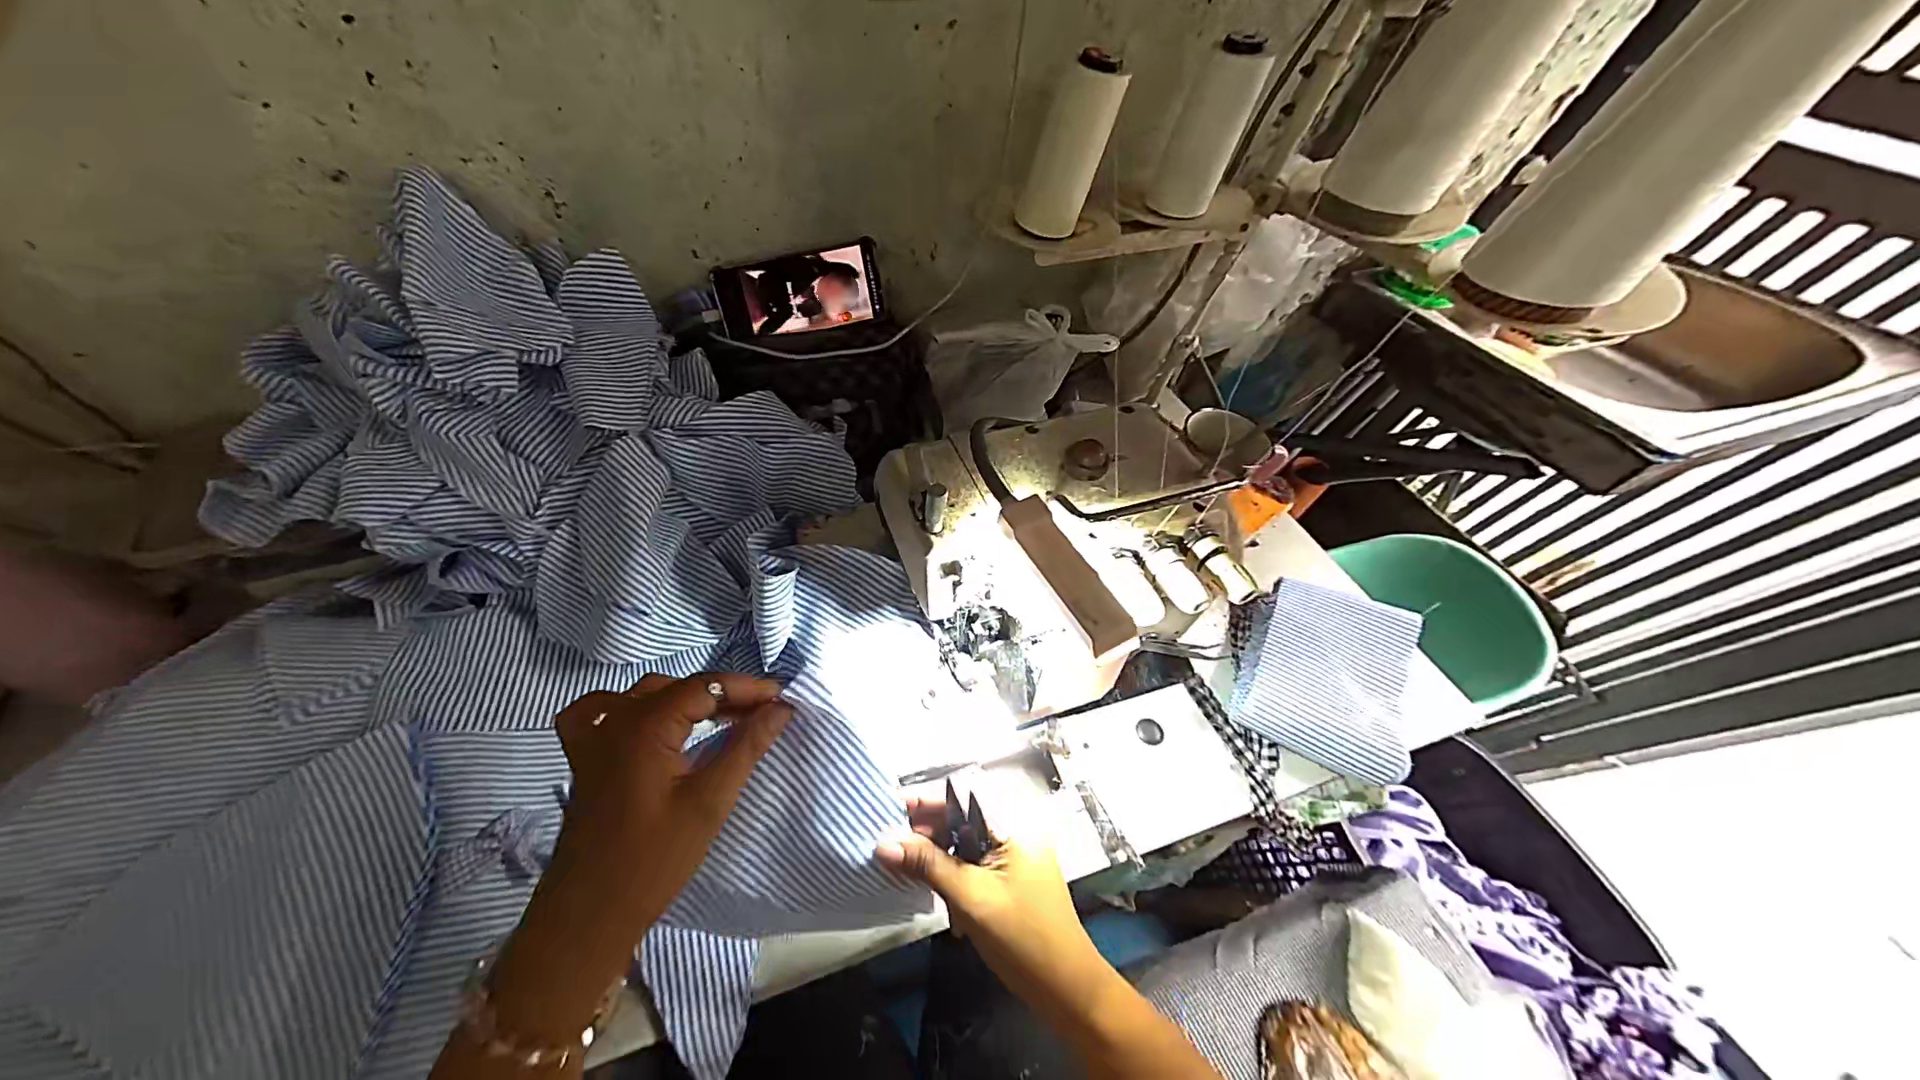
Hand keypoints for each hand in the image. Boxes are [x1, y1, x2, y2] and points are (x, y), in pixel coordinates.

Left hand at [470, 674, 788, 1059]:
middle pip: (678, 686)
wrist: (589, 916)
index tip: (782, 697)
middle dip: (723, 693)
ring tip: (722, 715)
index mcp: (644, 726)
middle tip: (762, 712)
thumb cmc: (655, 858)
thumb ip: (748, 746)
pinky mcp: (583, 760)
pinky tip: (645, 718)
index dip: (747, 688)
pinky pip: (598, 712)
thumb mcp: (711, 800)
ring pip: (645, 694)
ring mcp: (592, 739)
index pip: (706, 686)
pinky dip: (626, 705)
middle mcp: (615, 721)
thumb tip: (782, 709)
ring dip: (686, 697)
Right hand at [876, 799, 1223, 1079]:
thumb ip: (927, 865)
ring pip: (966, 841)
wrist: (1067, 988)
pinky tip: (932, 886)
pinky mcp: (1012, 877)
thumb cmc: (1022, 938)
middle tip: (891, 842)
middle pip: (963, 817)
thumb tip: (884, 844)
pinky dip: (952, 870)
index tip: (892, 809)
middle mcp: (1017, 832)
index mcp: (1014, 826)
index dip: (927, 800)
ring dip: (937, 852)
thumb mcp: (969, 898)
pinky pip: (975, 861)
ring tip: (905, 864)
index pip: (965, 796)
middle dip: (927, 828)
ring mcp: (1016, 856)